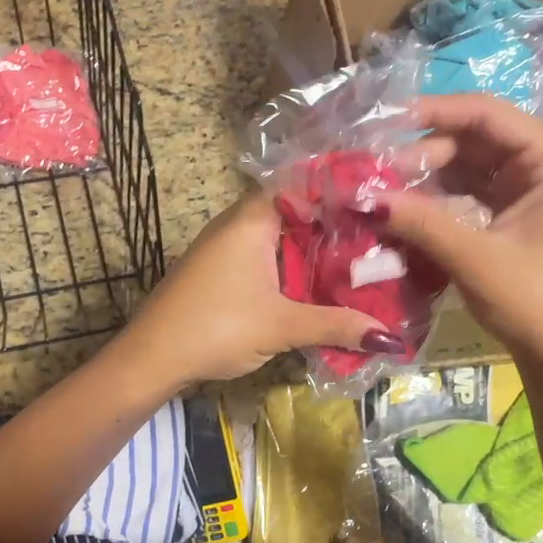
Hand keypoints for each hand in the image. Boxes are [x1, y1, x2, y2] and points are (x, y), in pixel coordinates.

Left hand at [116, 191, 397, 383]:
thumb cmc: (215, 328)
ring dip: (315, 250)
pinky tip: (321, 286)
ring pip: (281, 238)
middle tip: (384, 235)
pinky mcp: (221, 271)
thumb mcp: (281, 327)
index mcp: (252, 219)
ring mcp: (227, 247)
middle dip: (336, 225)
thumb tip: (392, 339)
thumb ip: (336, 326)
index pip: (304, 183)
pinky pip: (267, 258)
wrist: (151, 358)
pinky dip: (294, 268)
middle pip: (296, 211)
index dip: (343, 189)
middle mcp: (238, 224)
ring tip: (364, 259)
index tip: (383, 200)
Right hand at [376, 94, 542, 367]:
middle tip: (375, 174)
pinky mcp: (520, 214)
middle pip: (475, 138)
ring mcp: (534, 189)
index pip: (485, 114)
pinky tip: (406, 211)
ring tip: (382, 192)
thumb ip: (419, 220)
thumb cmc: (537, 302)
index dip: (432, 113)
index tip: (381, 124)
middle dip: (423, 152)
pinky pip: (473, 192)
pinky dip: (440, 199)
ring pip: (469, 166)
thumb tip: (360, 196)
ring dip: (427, 177)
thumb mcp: (474, 258)